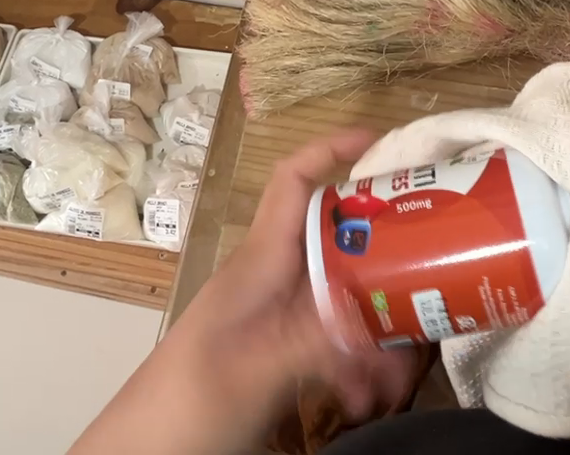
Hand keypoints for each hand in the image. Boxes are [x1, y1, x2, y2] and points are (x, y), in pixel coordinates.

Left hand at [71, 131, 419, 454]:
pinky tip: (366, 399)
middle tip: (426, 287)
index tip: (385, 145)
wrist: (143, 452)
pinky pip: (336, 342)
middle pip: (341, 241)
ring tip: (399, 372)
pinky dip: (359, 366)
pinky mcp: (284, 351)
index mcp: (263, 257)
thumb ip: (313, 339)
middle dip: (385, 262)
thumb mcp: (253, 369)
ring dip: (376, 330)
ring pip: (347, 297)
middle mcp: (276, 275)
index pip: (295, 180)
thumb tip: (377, 319)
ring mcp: (281, 314)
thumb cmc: (184, 399)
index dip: (334, 150)